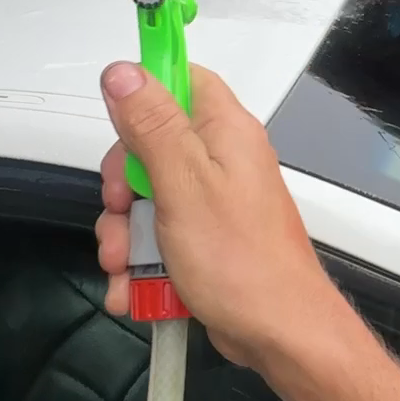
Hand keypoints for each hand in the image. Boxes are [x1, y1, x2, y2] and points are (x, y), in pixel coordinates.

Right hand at [95, 61, 345, 366]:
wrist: (278, 330)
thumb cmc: (239, 258)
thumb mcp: (183, 184)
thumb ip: (152, 125)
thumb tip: (124, 70)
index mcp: (226, 130)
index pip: (182, 79)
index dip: (145, 94)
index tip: (121, 127)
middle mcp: (223, 158)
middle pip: (150, 145)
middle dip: (122, 186)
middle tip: (123, 213)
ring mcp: (213, 199)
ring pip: (147, 197)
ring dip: (124, 235)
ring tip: (125, 267)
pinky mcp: (205, 236)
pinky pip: (158, 235)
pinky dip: (140, 262)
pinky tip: (133, 290)